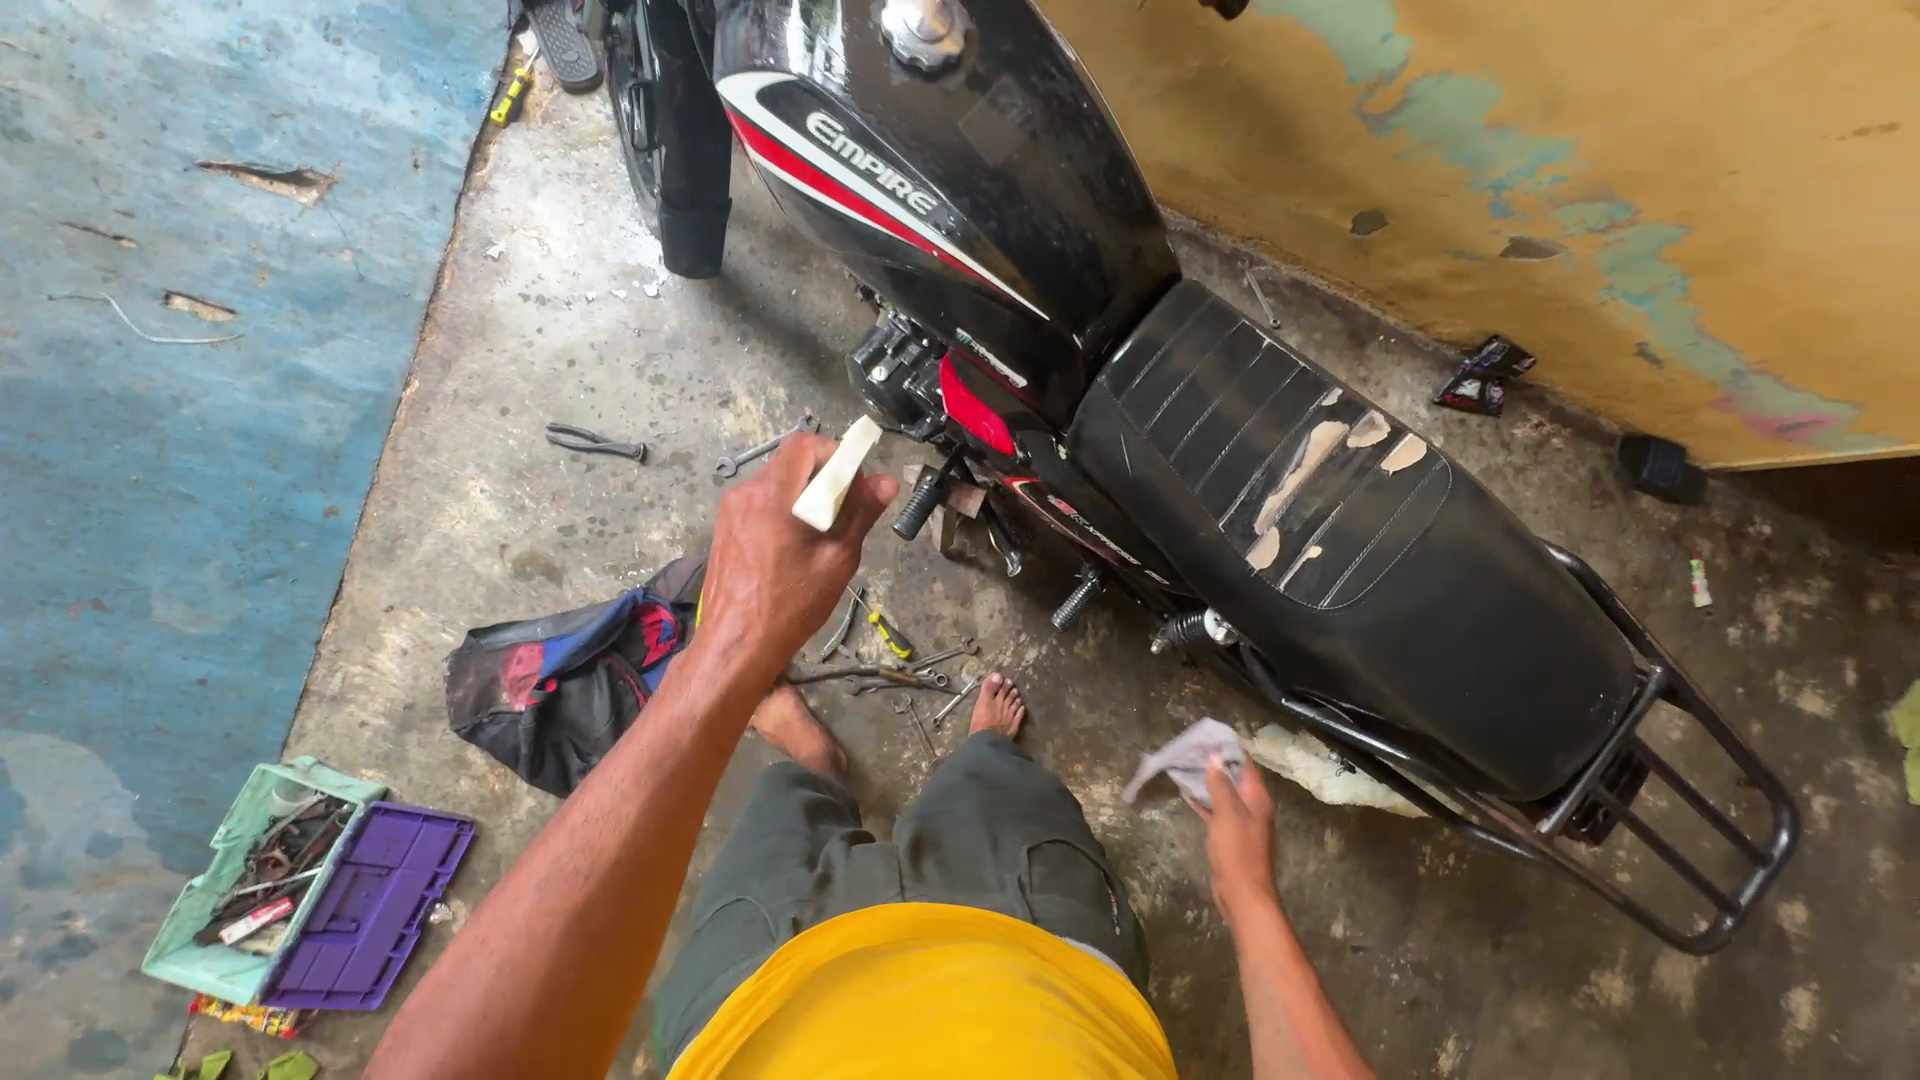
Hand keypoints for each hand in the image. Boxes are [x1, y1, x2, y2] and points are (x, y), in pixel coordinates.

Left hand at [697, 431, 899, 682]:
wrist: (736, 644)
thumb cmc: (791, 605)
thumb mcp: (837, 559)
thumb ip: (861, 513)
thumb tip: (887, 482)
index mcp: (773, 495)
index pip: (804, 444)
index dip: (836, 454)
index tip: (855, 486)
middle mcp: (746, 493)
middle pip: (791, 463)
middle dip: (824, 479)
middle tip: (846, 516)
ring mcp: (731, 510)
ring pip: (778, 483)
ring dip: (806, 497)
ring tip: (823, 537)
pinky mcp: (725, 527)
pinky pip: (762, 503)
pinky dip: (785, 511)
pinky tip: (796, 549)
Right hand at [1190, 753, 1279, 923]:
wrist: (1242, 892)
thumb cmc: (1237, 850)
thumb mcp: (1227, 813)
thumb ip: (1221, 785)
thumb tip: (1214, 757)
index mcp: (1257, 798)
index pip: (1245, 764)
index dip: (1229, 748)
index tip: (1208, 735)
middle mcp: (1252, 806)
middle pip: (1234, 777)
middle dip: (1216, 763)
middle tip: (1192, 748)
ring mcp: (1241, 821)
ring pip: (1223, 793)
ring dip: (1208, 781)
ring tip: (1186, 765)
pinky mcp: (1230, 835)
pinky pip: (1216, 810)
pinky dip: (1204, 801)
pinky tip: (1187, 793)